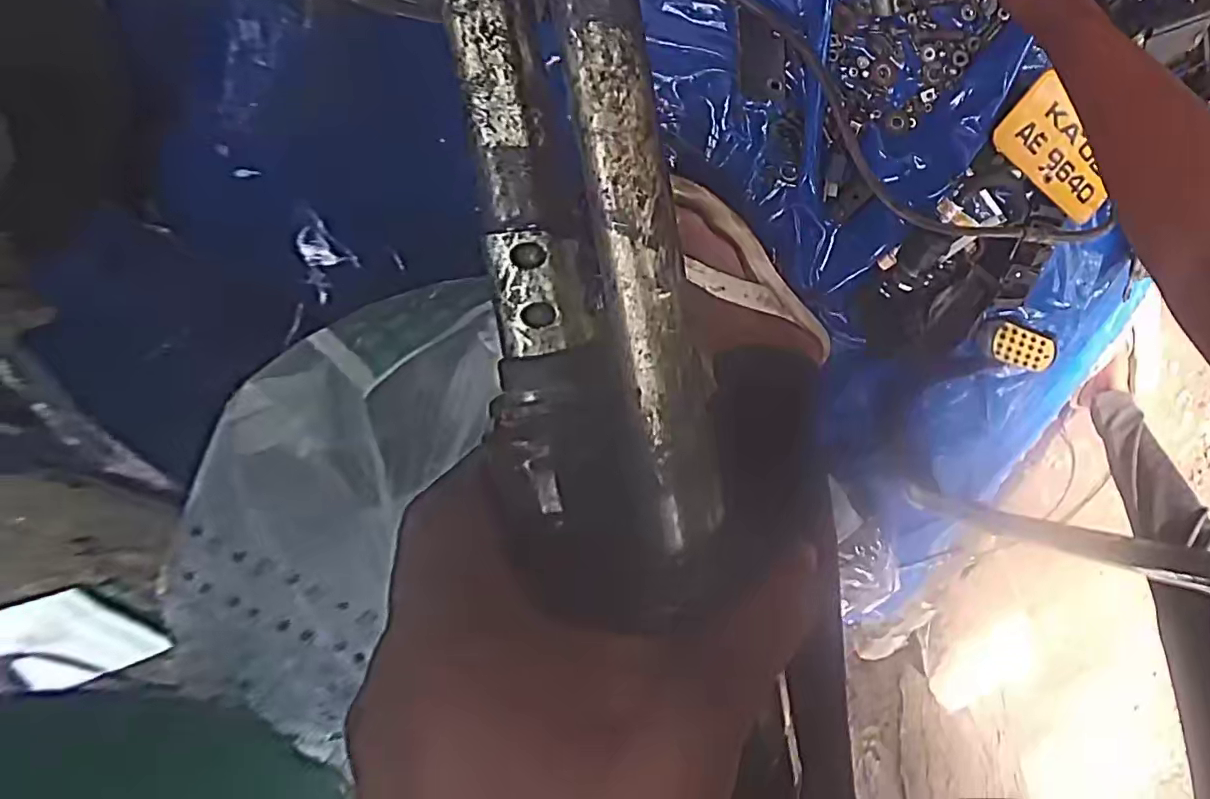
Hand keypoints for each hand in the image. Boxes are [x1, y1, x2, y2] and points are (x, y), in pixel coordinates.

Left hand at [347, 461, 816, 798]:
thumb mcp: (696, 708)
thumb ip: (758, 617)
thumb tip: (807, 549)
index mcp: (452, 640)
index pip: (450, 507)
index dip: (510, 459)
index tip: (587, 443)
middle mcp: (403, 677)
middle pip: (459, 557)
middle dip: (539, 520)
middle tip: (626, 503)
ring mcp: (401, 735)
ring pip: (459, 620)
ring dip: (530, 587)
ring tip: (618, 572)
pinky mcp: (418, 775)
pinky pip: (459, 677)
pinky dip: (516, 648)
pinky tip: (589, 661)